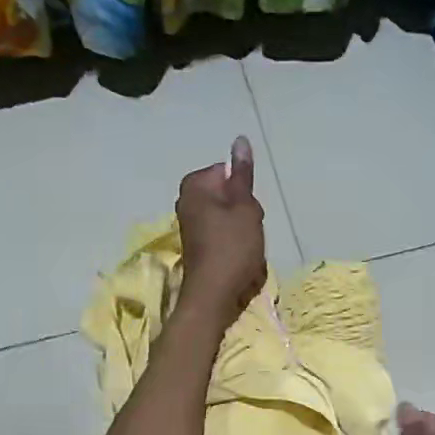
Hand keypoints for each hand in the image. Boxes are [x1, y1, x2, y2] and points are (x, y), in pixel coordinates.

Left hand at [177, 136, 265, 319]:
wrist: (214, 294)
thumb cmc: (232, 247)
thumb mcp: (244, 206)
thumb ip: (243, 174)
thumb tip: (240, 140)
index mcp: (194, 186)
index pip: (226, 172)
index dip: (242, 190)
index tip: (247, 207)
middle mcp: (185, 202)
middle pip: (225, 194)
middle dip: (242, 208)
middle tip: (249, 227)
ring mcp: (189, 226)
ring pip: (226, 215)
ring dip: (240, 227)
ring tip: (245, 244)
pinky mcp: (196, 245)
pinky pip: (221, 234)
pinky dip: (232, 242)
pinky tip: (239, 256)